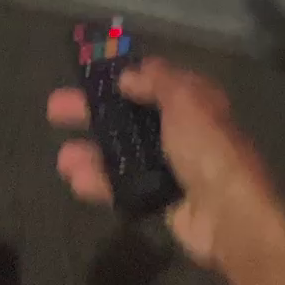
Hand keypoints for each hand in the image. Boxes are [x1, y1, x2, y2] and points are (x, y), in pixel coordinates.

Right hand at [47, 57, 283, 265]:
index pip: (152, 78)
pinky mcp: (159, 197)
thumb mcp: (183, 99)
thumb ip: (155, 81)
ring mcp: (169, 164)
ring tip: (62, 158)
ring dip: (92, 151)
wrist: (228, 213)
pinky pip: (124, 185)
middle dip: (93, 110)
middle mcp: (180, 127)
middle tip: (56, 108)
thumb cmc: (206, 145)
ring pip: (122, 152)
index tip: (90, 71)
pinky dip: (101, 182)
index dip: (122, 73)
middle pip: (129, 113)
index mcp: (192, 98)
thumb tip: (128, 74)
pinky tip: (77, 180)